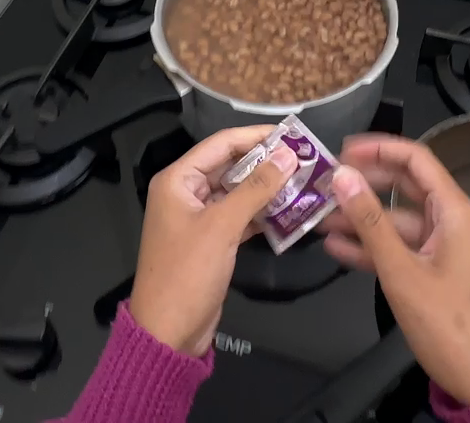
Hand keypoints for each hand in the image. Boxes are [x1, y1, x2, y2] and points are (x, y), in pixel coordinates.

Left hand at [128, 125, 299, 355]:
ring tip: (302, 182)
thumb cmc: (187, 273)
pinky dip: (260, 213)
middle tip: (302, 158)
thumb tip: (288, 156)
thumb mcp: (223, 226)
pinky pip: (238, 216)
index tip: (290, 134)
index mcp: (178, 179)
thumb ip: (257, 188)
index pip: (221, 144)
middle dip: (264, 162)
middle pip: (230, 165)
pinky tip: (288, 212)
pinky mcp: (210, 240)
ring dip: (265, 188)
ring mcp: (198, 217)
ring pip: (236, 191)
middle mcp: (185, 192)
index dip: (256, 136)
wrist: (167, 335)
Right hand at [319, 134, 469, 405]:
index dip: (379, 148)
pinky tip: (339, 249)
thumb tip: (341, 176)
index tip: (342, 151)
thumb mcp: (402, 272)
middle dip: (364, 184)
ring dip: (362, 219)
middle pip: (404, 186)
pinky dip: (375, 246)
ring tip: (321, 219)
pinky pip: (403, 247)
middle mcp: (453, 220)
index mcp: (455, 211)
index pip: (415, 159)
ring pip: (398, 220)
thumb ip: (369, 223)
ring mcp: (446, 246)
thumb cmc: (451, 325)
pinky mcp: (439, 271)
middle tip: (325, 184)